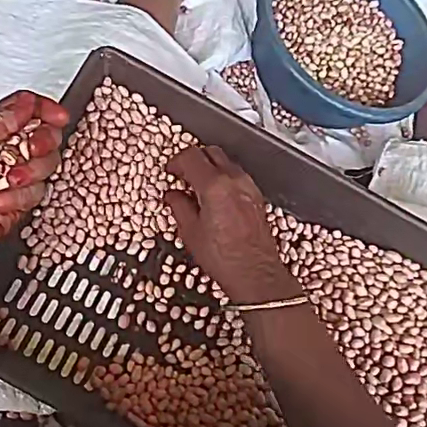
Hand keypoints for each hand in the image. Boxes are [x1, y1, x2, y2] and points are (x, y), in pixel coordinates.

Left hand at [0, 90, 69, 281]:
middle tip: (31, 148)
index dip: (44, 109)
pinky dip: (18, 197)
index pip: (24, 111)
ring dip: (28, 172)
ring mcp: (17, 177)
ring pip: (47, 164)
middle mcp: (6, 152)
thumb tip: (24, 103)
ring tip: (3, 181)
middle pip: (44, 135)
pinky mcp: (23, 200)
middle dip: (42, 141)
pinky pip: (39, 191)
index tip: (56, 114)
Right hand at [163, 145, 301, 303]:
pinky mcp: (257, 198)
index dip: (176, 161)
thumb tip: (173, 195)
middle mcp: (235, 181)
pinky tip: (215, 198)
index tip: (170, 171)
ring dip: (210, 169)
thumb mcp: (190, 232)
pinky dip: (223, 179)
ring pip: (226, 163)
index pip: (191, 157)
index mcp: (215, 186)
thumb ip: (179, 206)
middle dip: (193, 160)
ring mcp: (249, 188)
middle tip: (181, 175)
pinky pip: (237, 177)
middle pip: (211, 153)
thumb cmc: (224, 258)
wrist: (254, 273)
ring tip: (197, 188)